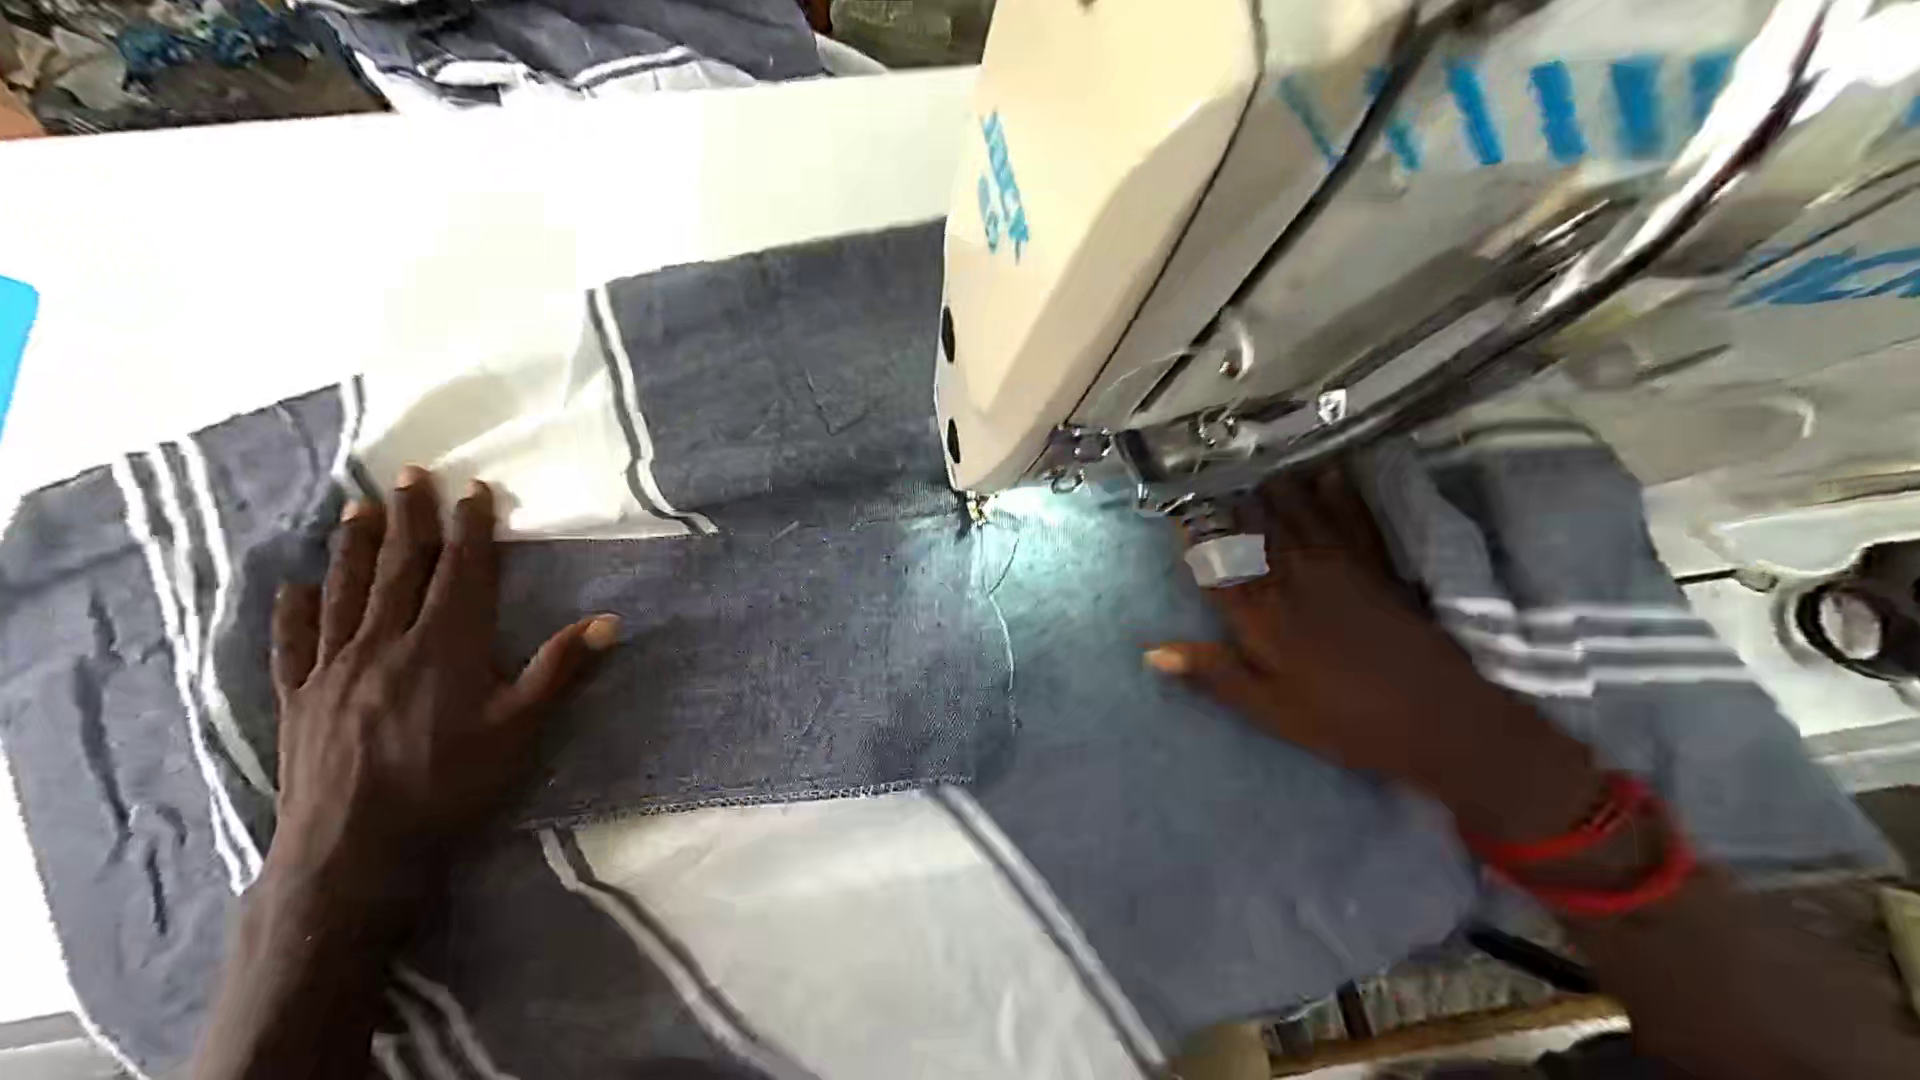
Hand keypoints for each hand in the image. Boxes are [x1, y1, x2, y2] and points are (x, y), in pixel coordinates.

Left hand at [268, 466, 618, 893]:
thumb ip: (560, 668)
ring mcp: (336, 668)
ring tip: (357, 507)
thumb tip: (608, 621)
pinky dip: (294, 610)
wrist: (357, 850)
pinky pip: (294, 642)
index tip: (473, 490)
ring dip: (354, 546)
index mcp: (446, 645)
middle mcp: (387, 642)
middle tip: (408, 474)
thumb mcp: (522, 727)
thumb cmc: (452, 783)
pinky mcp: (300, 698)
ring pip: (346, 592)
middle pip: (400, 567)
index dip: (470, 528)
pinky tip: (293, 587)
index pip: (462, 572)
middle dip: (410, 518)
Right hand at [1145, 470, 1601, 840]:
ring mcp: (1337, 568)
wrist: (1439, 720)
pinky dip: (1338, 494)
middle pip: (1254, 531)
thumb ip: (1212, 672)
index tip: (1173, 510)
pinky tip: (1327, 471)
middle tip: (1210, 471)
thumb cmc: (1342, 720)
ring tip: (1254, 463)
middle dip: (1229, 501)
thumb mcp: (1269, 707)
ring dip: (1273, 488)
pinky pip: (1351, 520)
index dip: (1192, 536)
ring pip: (1297, 515)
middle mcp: (1293, 580)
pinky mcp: (1375, 568)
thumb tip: (1151, 651)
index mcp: (1262, 616)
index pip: (1215, 565)